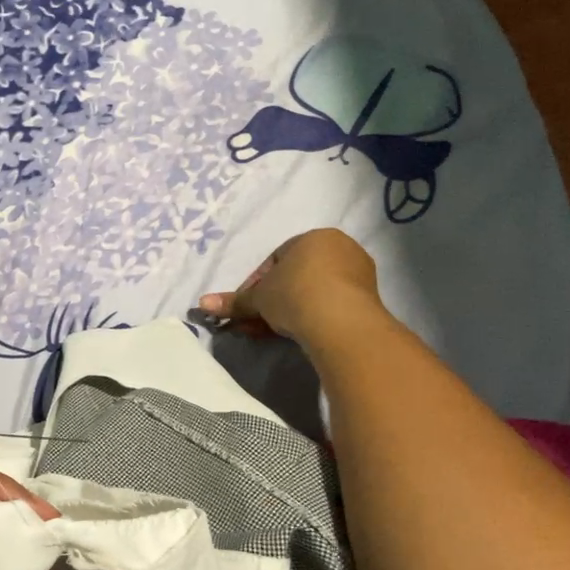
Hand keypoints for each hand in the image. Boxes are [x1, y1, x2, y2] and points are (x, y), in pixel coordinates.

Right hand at [198, 228, 387, 343]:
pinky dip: (311, 316)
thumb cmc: (294, 294)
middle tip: (255, 320)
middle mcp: (340, 248)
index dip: (256, 283)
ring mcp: (358, 274)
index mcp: (314, 237)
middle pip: (294, 277)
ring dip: (289, 311)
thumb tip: (202, 304)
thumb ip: (234, 301)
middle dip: (272, 300)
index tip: (248, 305)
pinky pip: (329, 304)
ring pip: (311, 292)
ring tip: (271, 331)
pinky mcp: (368, 299)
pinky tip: (296, 332)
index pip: (275, 259)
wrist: (341, 322)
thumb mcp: (257, 298)